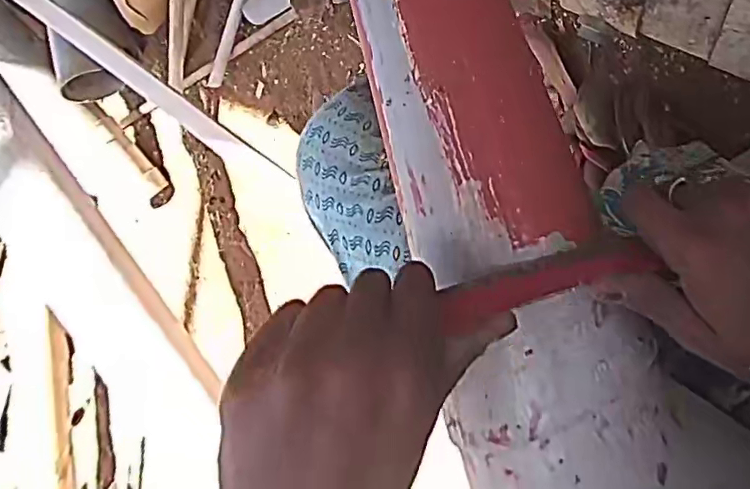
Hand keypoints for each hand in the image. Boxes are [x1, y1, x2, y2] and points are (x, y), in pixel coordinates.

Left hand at [219, 263, 513, 488]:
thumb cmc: (370, 475)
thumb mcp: (422, 417)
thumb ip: (459, 352)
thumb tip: (500, 313)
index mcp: (406, 365)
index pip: (415, 279)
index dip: (413, 300)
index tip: (408, 316)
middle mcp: (353, 355)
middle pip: (371, 282)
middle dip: (374, 311)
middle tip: (369, 348)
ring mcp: (295, 365)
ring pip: (327, 296)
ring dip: (332, 322)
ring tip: (331, 365)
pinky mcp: (250, 375)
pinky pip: (284, 316)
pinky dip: (292, 338)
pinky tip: (298, 375)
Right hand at [596, 178, 749, 396]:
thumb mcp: (698, 336)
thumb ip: (648, 297)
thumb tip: (600, 278)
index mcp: (693, 245)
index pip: (638, 197)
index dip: (633, 213)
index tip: (641, 235)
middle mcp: (719, 207)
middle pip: (673, 193)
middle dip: (674, 219)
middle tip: (695, 257)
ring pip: (705, 189)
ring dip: (706, 211)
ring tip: (730, 250)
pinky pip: (737, 188)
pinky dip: (736, 207)